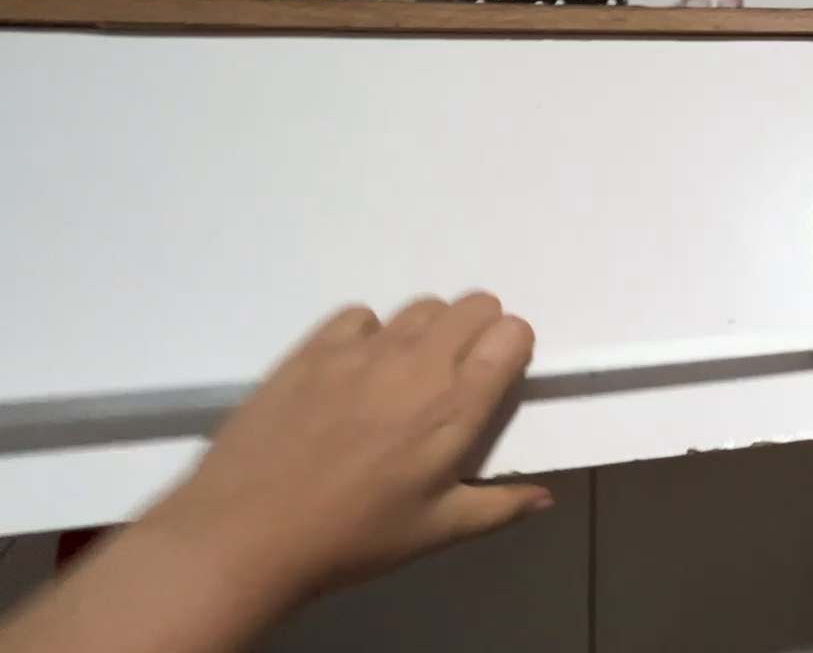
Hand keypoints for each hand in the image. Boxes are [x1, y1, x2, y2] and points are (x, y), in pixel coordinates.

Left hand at [139, 293, 551, 601]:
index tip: (497, 373)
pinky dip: (368, 333)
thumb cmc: (349, 537)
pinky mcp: (313, 351)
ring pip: (424, 305)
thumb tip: (547, 498)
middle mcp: (421, 364)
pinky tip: (354, 369)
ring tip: (406, 369)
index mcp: (458, 404)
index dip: (512, 347)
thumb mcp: (436, 530)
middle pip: (476, 303)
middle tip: (457, 369)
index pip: (513, 331)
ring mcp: (364, 352)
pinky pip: (360, 314)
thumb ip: (500, 507)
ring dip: (429, 329)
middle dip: (480, 328)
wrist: (232, 543)